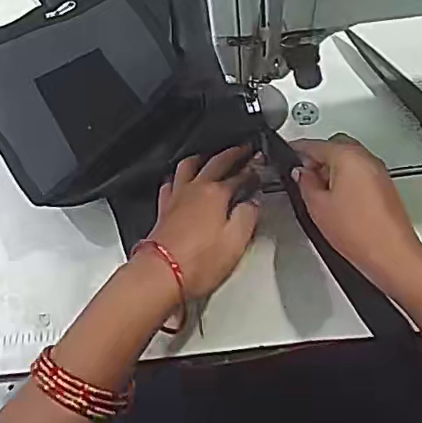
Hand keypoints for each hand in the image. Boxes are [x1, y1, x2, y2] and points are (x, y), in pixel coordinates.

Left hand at [142, 146, 260, 298]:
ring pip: (188, 166)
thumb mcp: (236, 242)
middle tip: (242, 149)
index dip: (252, 171)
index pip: (239, 176)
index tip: (259, 166)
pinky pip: (170, 183)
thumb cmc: (197, 262)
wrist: (162, 273)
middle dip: (231, 154)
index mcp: (215, 194)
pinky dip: (178, 177)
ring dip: (202, 158)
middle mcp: (194, 190)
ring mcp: (177, 197)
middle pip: (215, 163)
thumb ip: (248, 217)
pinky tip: (179, 180)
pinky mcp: (164, 209)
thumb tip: (253, 204)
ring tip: (209, 156)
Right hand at [291, 135, 421, 289]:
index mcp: (348, 157)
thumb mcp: (317, 206)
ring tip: (318, 192)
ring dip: (332, 168)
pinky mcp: (385, 187)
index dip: (296, 150)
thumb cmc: (362, 233)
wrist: (391, 256)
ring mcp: (379, 173)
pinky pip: (360, 173)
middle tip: (302, 173)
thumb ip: (304, 182)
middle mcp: (367, 159)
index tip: (288, 155)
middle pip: (335, 146)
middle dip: (317, 157)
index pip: (315, 144)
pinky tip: (337, 201)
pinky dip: (347, 179)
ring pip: (349, 159)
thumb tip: (301, 173)